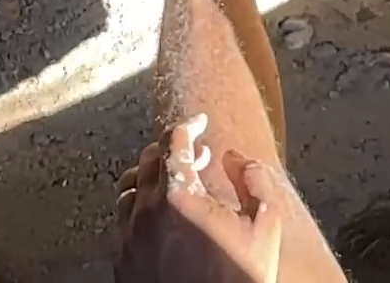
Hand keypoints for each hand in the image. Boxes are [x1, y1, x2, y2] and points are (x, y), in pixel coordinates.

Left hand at [116, 115, 286, 282]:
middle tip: (199, 156)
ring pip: (129, 190)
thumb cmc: (240, 279)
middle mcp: (145, 213)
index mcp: (178, 196)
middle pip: (148, 160)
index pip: (174, 141)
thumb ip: (254, 179)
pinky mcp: (122, 265)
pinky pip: (124, 223)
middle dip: (173, 149)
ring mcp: (128, 241)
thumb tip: (235, 158)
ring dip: (152, 178)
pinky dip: (142, 208)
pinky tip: (165, 220)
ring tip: (177, 184)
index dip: (189, 125)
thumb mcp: (266, 224)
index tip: (201, 123)